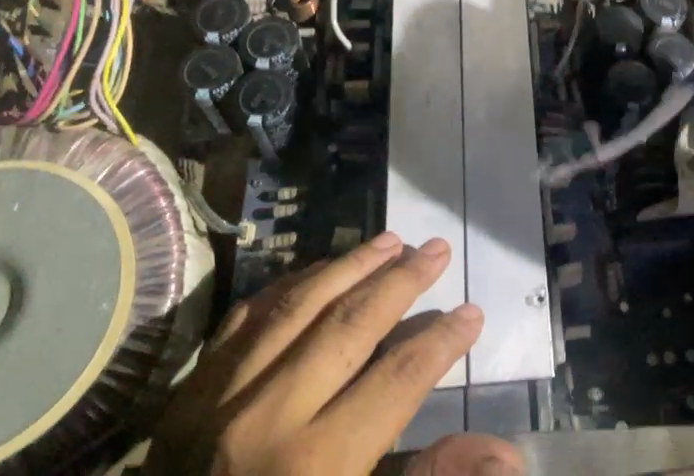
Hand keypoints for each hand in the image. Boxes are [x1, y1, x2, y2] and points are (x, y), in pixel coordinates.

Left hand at [145, 233, 522, 475]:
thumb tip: (506, 454)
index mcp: (316, 464)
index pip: (397, 379)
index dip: (441, 342)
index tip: (472, 313)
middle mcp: (269, 416)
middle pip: (350, 325)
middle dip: (401, 281)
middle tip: (437, 248)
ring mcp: (220, 397)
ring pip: (297, 306)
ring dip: (348, 267)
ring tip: (389, 241)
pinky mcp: (187, 393)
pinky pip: (246, 318)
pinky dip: (288, 287)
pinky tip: (317, 271)